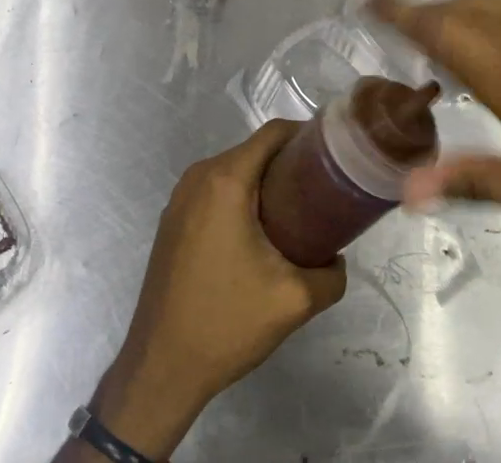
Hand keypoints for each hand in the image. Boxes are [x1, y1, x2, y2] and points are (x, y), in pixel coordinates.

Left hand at [89, 120, 347, 458]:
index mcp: (225, 181)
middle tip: (326, 193)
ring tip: (302, 216)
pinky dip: (244, 201)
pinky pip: (217, 193)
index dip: (309, 136)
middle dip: (292, 165)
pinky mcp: (174, 222)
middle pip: (255, 151)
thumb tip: (336, 258)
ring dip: (268, 185)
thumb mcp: (296, 300)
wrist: (163, 367)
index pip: (274, 133)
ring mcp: (180, 200)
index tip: (338, 158)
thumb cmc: (227, 323)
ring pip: (236, 173)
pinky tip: (265, 236)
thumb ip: (331, 274)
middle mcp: (198, 179)